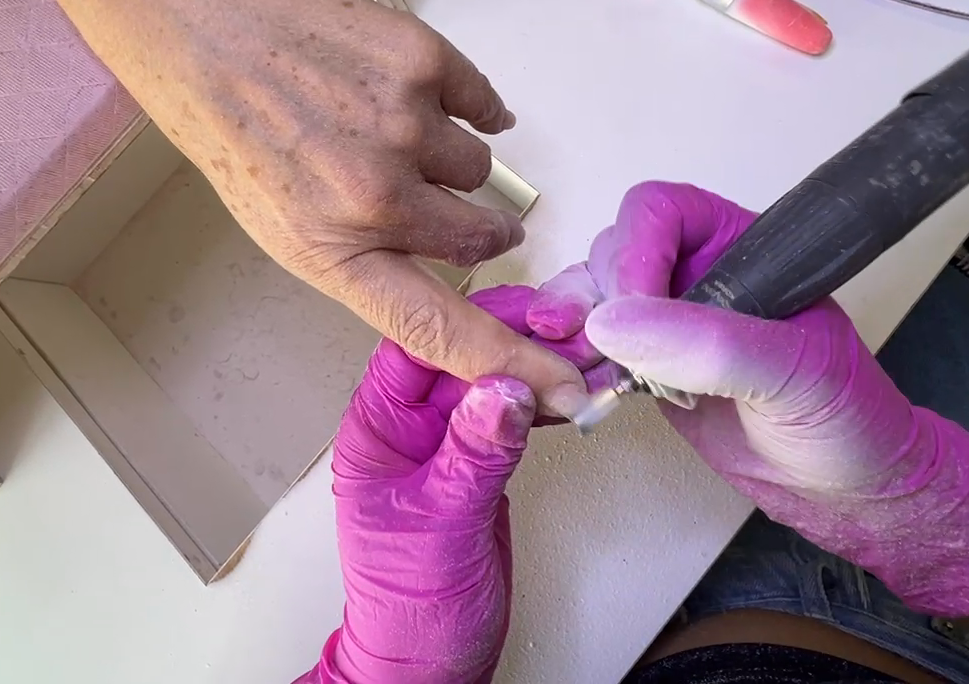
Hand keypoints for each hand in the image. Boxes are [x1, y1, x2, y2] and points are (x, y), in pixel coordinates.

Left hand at [100, 0, 589, 415]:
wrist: (211, 33)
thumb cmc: (241, 136)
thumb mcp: (290, 228)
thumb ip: (373, 257)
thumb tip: (458, 258)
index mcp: (336, 253)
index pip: (437, 328)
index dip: (509, 364)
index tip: (564, 390)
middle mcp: (376, 197)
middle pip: (483, 234)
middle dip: (477, 223)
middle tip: (432, 191)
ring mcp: (405, 125)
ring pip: (480, 164)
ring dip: (445, 153)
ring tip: (384, 125)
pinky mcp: (425, 62)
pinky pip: (484, 104)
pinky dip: (460, 102)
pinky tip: (407, 90)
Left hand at [301, 284, 610, 683]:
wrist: (432, 663)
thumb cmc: (408, 607)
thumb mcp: (442, 522)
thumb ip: (474, 454)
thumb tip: (506, 387)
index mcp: (380, 425)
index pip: (420, 348)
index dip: (472, 324)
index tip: (526, 318)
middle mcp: (414, 421)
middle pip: (464, 352)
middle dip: (519, 337)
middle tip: (570, 329)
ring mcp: (452, 436)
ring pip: (497, 378)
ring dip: (543, 365)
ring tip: (588, 352)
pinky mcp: (485, 456)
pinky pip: (518, 412)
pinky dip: (550, 400)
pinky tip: (579, 390)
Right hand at [582, 182, 968, 617]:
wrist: (845, 494)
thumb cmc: (845, 419)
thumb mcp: (792, 372)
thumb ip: (708, 343)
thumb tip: (610, 323)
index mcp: (733, 245)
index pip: (659, 212)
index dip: (635, 250)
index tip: (635, 310)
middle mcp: (690, 270)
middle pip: (614, 248)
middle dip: (598, 293)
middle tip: (606, 347)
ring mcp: (663, 317)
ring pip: (591, 292)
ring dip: (571, 321)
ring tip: (569, 357)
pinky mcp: (643, 361)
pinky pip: (590, 341)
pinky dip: (571, 357)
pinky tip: (573, 380)